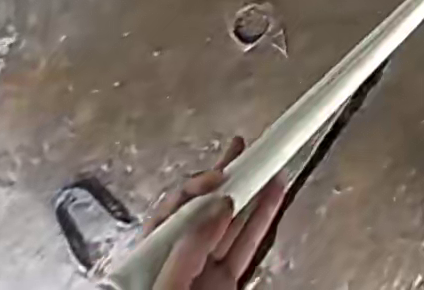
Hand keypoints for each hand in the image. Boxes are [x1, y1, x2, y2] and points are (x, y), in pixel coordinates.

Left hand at [145, 137, 287, 289]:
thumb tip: (218, 204)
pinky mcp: (225, 286)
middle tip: (247, 147)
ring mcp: (203, 275)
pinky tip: (275, 193)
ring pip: (232, 222)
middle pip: (204, 208)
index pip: (173, 210)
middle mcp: (176, 263)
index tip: (221, 172)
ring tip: (270, 162)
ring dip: (253, 191)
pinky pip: (247, 245)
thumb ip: (188, 250)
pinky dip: (263, 217)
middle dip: (227, 176)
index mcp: (148, 262)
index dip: (196, 186)